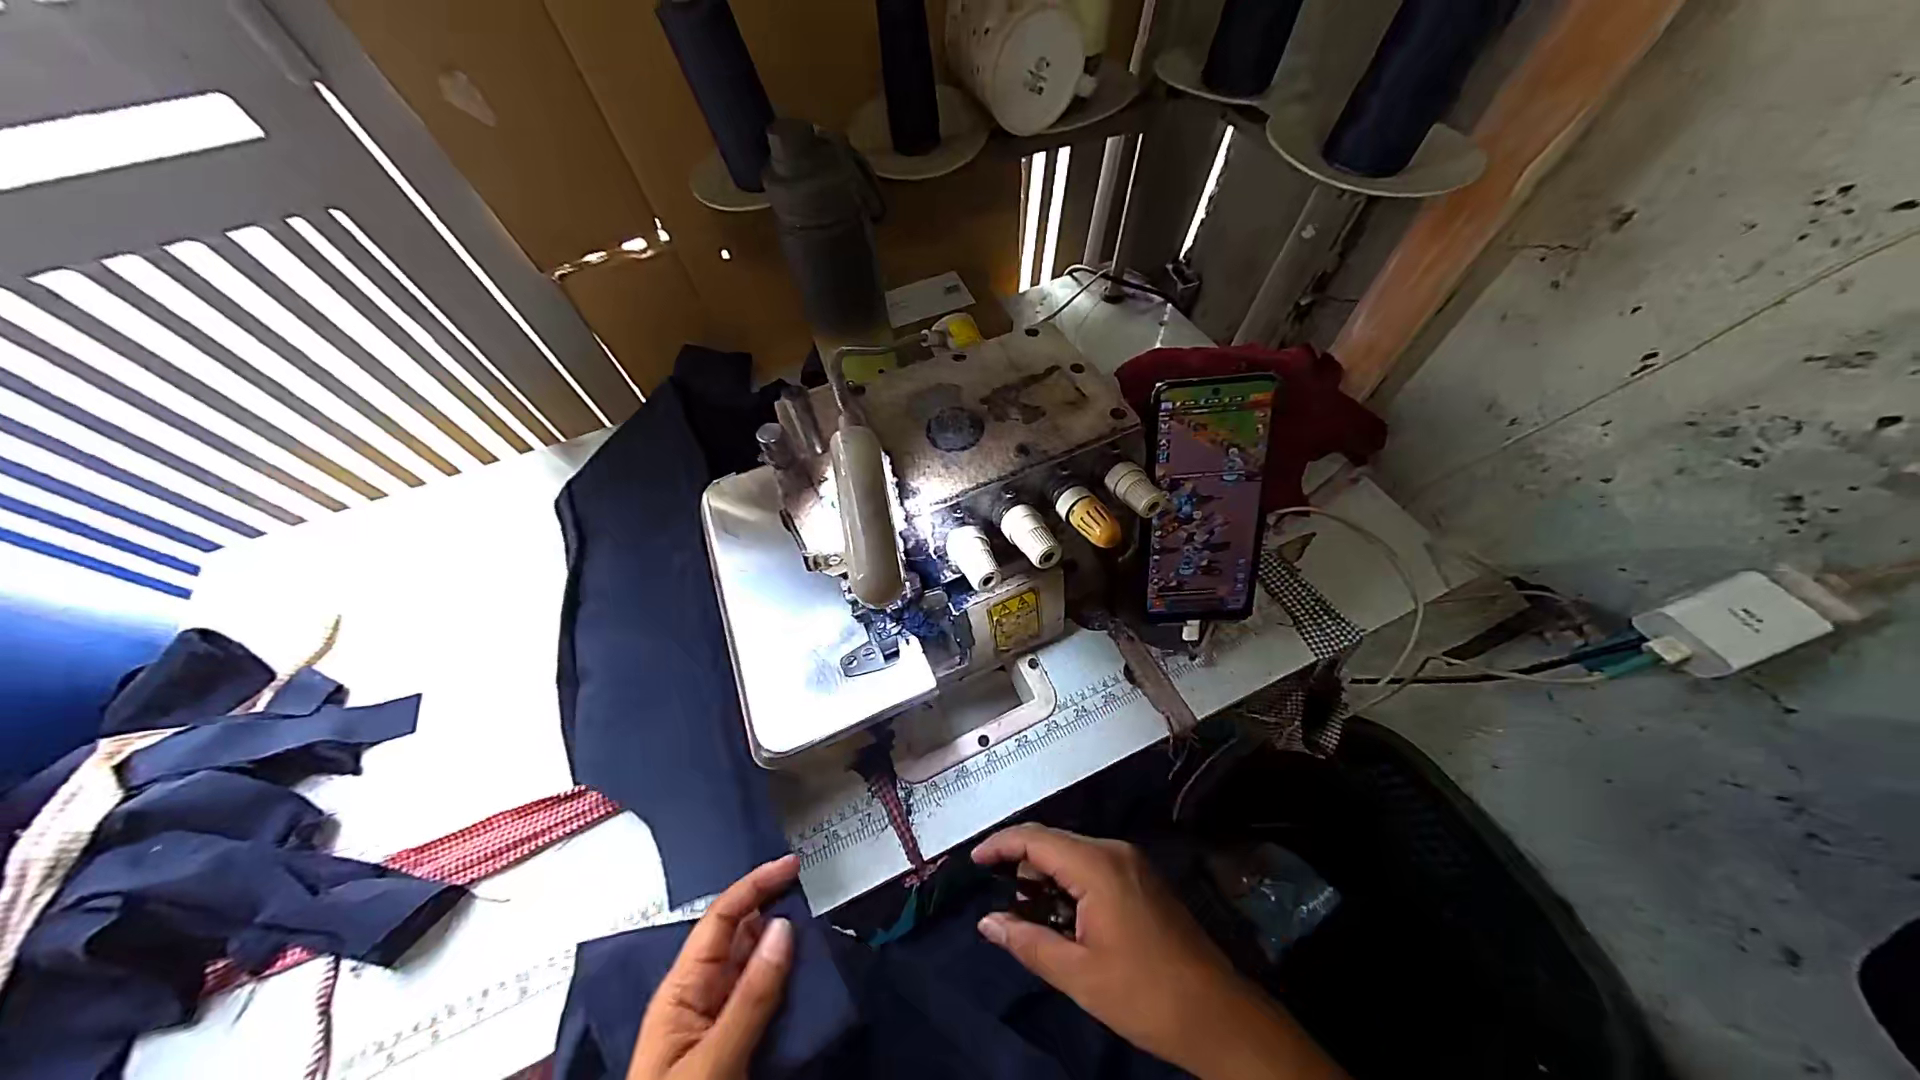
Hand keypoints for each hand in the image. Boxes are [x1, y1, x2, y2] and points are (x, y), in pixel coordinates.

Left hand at [629, 854, 798, 1079]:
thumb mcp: (713, 1062)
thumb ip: (751, 996)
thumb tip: (783, 927)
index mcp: (682, 989)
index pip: (720, 919)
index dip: (755, 885)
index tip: (793, 865)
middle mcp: (699, 993)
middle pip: (739, 935)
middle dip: (773, 907)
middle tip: (814, 892)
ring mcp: (717, 1017)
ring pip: (753, 962)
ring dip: (784, 941)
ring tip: (820, 926)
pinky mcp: (734, 1041)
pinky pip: (762, 994)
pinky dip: (786, 976)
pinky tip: (809, 971)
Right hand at [972, 825, 1345, 1079]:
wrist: (1219, 1016)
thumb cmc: (1144, 995)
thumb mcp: (1078, 975)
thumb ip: (1028, 942)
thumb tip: (988, 922)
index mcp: (1097, 865)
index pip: (1036, 838)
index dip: (1000, 845)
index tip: (973, 861)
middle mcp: (1115, 851)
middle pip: (1054, 841)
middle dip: (1021, 862)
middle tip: (997, 895)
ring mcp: (1132, 863)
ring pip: (1073, 852)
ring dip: (1045, 874)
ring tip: (1027, 912)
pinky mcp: (1142, 878)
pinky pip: (1092, 864)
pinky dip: (1068, 880)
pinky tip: (1060, 913)